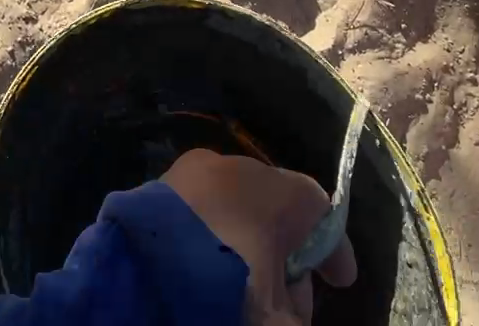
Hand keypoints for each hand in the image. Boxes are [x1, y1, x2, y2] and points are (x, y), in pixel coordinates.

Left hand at [161, 149, 357, 325]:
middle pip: (274, 208)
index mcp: (274, 189)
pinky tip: (202, 272)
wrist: (139, 277)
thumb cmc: (228, 288)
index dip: (331, 249)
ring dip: (244, 244)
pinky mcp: (152, 189)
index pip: (317, 208)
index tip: (338, 281)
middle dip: (285, 253)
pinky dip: (206, 239)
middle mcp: (234, 167)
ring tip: (244, 288)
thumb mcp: (276, 316)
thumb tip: (289, 307)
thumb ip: (294, 309)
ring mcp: (189, 173)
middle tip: (288, 296)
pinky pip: (194, 213)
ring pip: (232, 208)